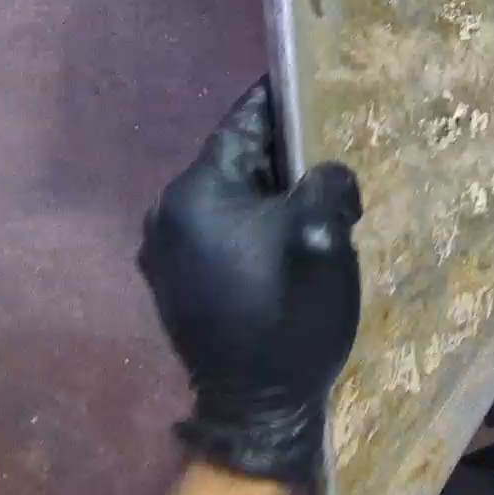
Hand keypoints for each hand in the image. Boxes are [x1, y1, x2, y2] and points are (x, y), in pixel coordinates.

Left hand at [140, 79, 363, 482]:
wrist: (258, 411)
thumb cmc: (290, 318)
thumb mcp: (324, 237)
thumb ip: (327, 182)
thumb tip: (324, 171)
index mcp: (198, 194)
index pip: (243, 124)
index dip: (279, 102)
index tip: (309, 84)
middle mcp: (168, 214)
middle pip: (234, 160)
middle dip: (281, 155)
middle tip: (326, 151)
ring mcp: (166, 251)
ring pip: (227, 197)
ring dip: (267, 192)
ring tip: (312, 194)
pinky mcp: (175, 281)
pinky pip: (217, 230)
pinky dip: (249, 222)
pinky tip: (282, 237)